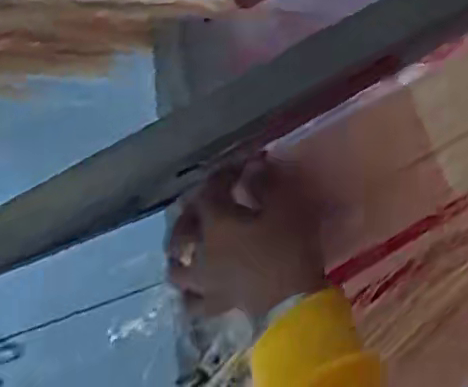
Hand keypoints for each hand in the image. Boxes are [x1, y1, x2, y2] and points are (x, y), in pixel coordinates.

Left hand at [168, 155, 325, 320]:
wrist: (291, 297)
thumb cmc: (288, 244)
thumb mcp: (284, 204)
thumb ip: (264, 183)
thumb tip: (252, 165)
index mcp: (217, 223)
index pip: (210, 192)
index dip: (223, 174)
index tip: (241, 163)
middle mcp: (199, 251)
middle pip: (183, 227)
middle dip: (195, 208)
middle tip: (212, 196)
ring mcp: (202, 281)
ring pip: (176, 265)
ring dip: (180, 249)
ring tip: (192, 239)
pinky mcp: (213, 303)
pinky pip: (189, 298)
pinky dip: (189, 288)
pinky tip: (195, 282)